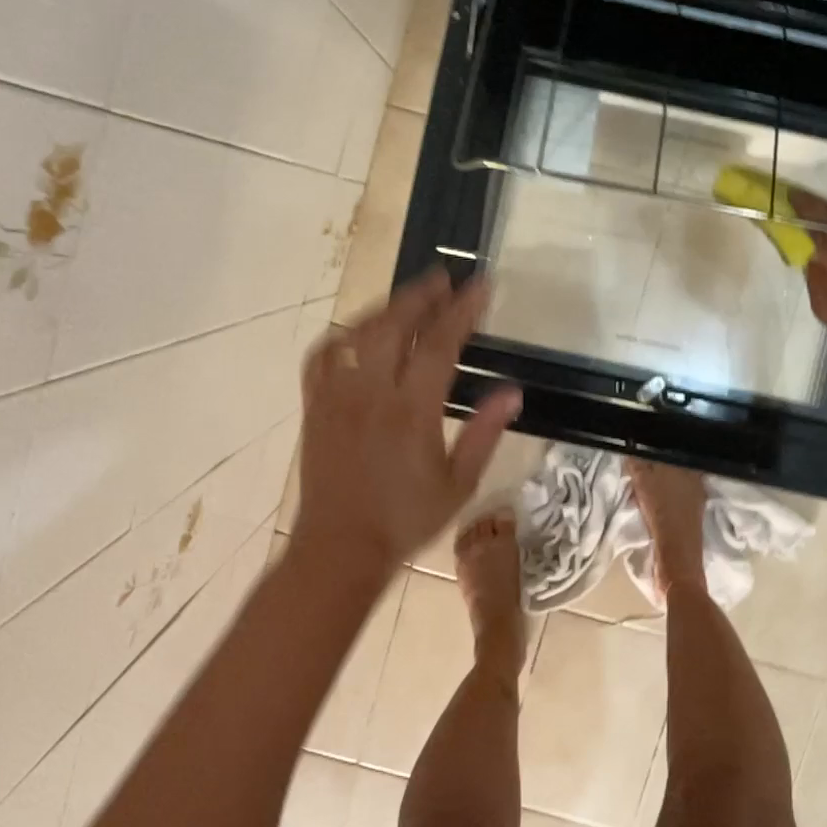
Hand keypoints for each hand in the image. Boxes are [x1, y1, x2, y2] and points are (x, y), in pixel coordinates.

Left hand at [295, 270, 523, 572]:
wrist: (339, 547)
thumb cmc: (405, 520)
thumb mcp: (458, 484)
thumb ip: (484, 433)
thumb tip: (512, 391)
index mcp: (412, 410)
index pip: (440, 343)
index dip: (462, 310)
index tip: (481, 285)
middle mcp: (371, 392)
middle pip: (396, 324)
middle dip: (423, 295)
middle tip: (445, 279)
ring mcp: (337, 395)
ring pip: (360, 332)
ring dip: (388, 307)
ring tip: (411, 296)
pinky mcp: (315, 405)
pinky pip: (323, 355)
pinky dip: (343, 334)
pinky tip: (359, 331)